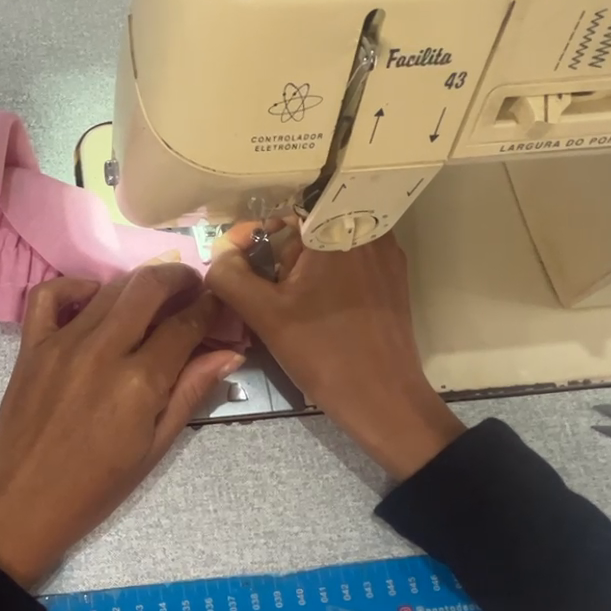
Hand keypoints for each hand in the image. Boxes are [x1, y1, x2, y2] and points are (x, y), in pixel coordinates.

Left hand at [0, 265, 243, 586]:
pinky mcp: (31, 344)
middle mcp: (102, 350)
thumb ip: (190, 393)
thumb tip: (229, 353)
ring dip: (139, 284)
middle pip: (149, 287)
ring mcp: (62, 342)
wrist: (21, 504)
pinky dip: (75, 286)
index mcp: (139, 382)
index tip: (219, 305)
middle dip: (179, 280)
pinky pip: (49, 294)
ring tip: (154, 298)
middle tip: (192, 289)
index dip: (210, 309)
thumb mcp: (155, 449)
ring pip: (109, 288)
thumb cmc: (95, 488)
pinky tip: (94, 300)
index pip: (185, 325)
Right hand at [206, 222, 463, 481]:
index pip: (283, 210)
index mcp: (338, 229)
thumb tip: (219, 254)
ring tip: (282, 298)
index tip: (238, 264)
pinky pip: (348, 262)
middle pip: (307, 224)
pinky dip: (324, 275)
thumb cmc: (323, 353)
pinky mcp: (391, 279)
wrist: (383, 400)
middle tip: (258, 285)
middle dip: (276, 250)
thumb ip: (230, 276)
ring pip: (327, 244)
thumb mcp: (264, 315)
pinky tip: (312, 308)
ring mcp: (385, 255)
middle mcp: (369, 230)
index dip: (254, 233)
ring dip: (300, 263)